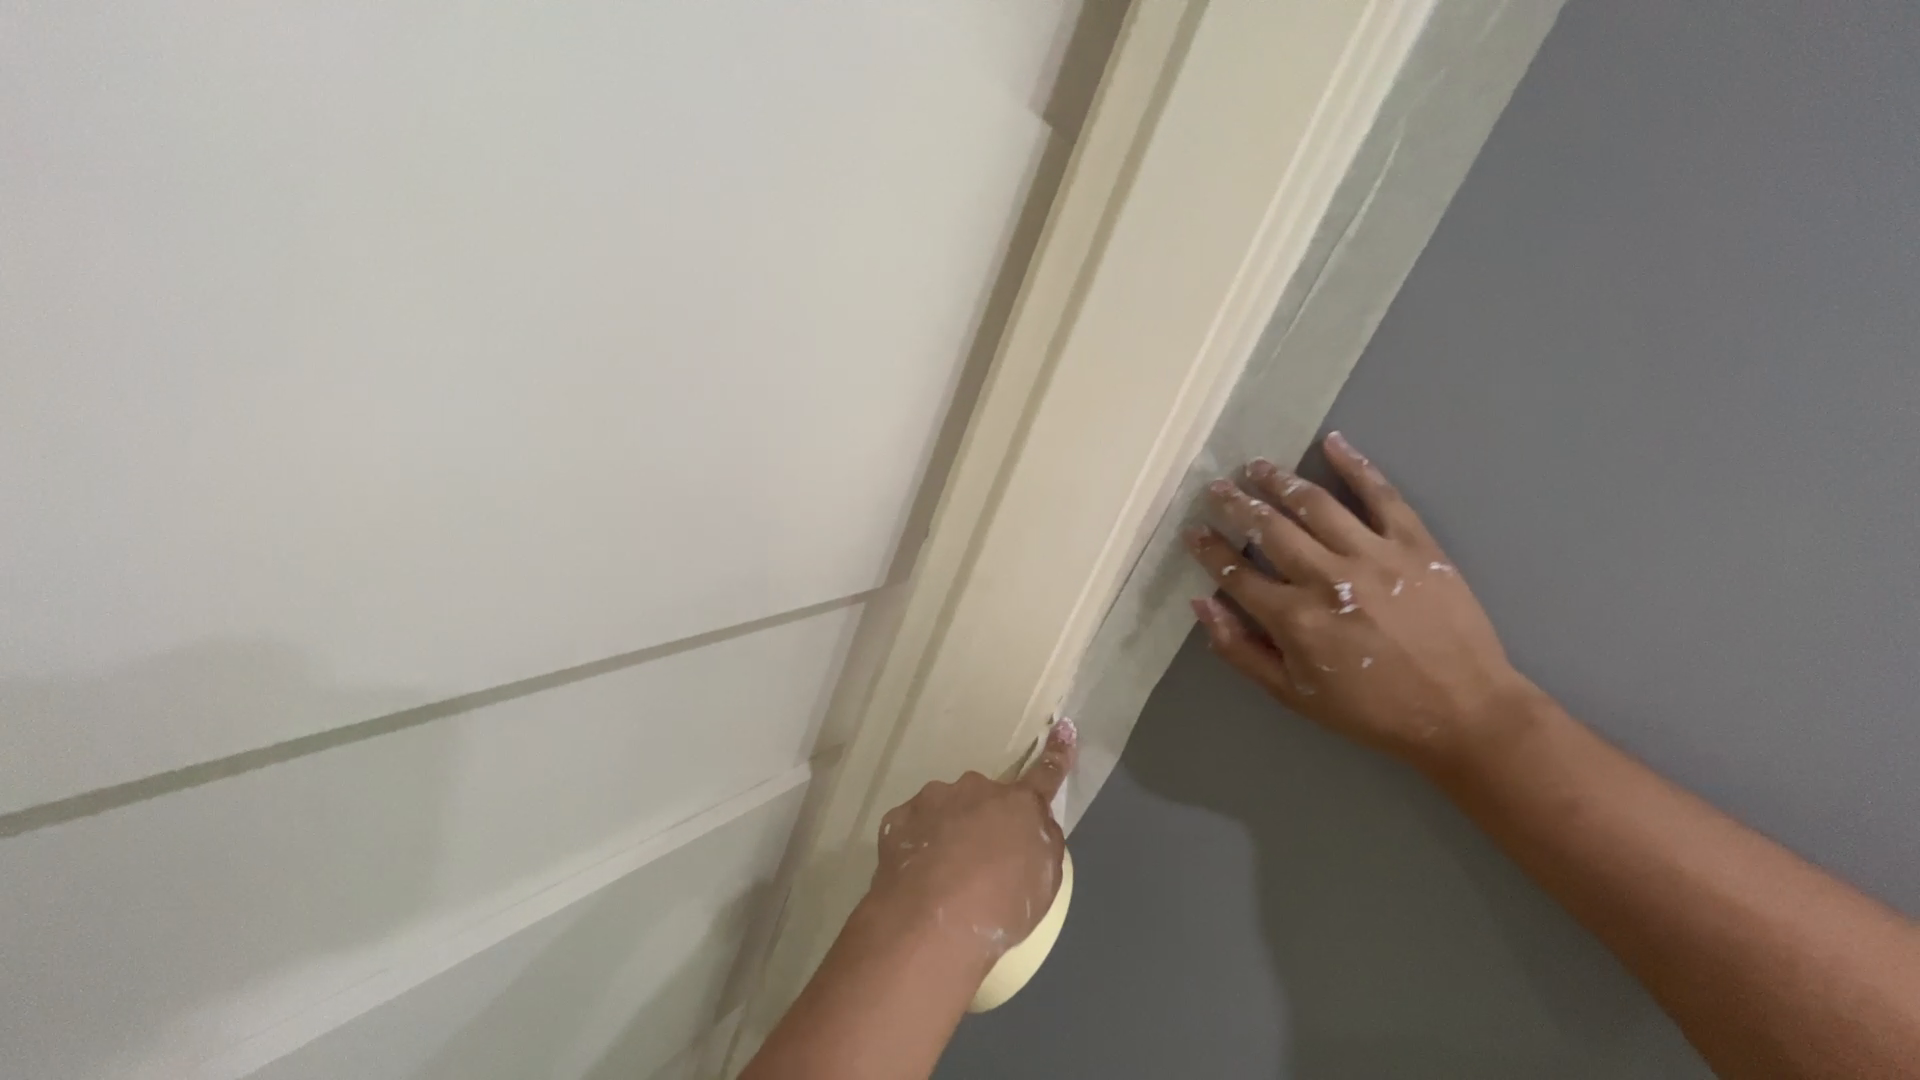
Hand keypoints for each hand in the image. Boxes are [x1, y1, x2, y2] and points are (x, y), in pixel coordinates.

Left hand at [866, 721, 1074, 964]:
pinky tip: (916, 877)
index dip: (1057, 754)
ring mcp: (932, 799)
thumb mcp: (1044, 883)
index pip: (1045, 775)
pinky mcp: (898, 817)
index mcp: (1018, 804)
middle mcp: (975, 789)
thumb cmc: (1000, 909)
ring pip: (946, 809)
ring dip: (949, 831)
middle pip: (985, 799)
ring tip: (942, 878)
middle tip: (980, 865)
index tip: (1064, 728)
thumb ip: (1043, 842)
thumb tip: (1035, 823)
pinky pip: (914, 827)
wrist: (929, 925)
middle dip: (985, 821)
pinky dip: (918, 846)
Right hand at [1182, 431, 1536, 770]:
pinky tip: (1332, 442)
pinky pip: (1380, 494)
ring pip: (1315, 504)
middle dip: (1235, 504)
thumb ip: (1240, 650)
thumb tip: (1201, 604)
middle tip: (1215, 487)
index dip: (1209, 550)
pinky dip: (1355, 464)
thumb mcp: (1292, 695)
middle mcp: (1326, 578)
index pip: (1236, 573)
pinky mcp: (1414, 543)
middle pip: (1269, 528)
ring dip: (1279, 481)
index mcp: (1294, 619)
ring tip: (1256, 466)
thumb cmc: (1371, 710)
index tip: (1192, 532)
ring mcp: (1373, 555)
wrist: (1462, 711)